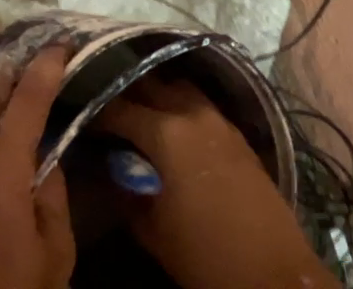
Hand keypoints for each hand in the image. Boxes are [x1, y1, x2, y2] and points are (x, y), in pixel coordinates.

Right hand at [95, 79, 332, 288]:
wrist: (273, 272)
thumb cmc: (204, 253)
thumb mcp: (151, 227)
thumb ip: (125, 191)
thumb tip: (110, 168)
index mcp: (165, 132)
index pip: (118, 108)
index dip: (95, 110)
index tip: (79, 113)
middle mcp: (191, 113)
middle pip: (149, 83)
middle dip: (124, 89)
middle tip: (104, 102)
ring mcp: (219, 119)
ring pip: (178, 87)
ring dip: (155, 92)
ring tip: (136, 106)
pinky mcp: (237, 133)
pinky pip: (200, 104)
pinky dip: (180, 105)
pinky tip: (170, 122)